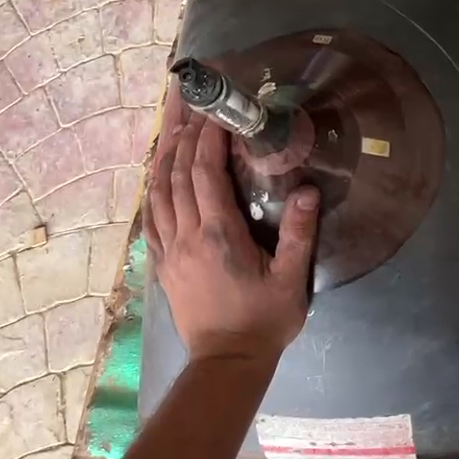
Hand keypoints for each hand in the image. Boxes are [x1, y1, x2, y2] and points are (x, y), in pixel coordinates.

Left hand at [144, 86, 318, 363]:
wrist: (226, 363)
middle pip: (176, 172)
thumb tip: (307, 189)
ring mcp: (169, 248)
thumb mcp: (291, 279)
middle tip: (188, 95)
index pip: (205, 173)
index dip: (207, 136)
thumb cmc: (264, 320)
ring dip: (163, 151)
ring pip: (157, 189)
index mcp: (217, 234)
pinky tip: (158, 170)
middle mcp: (186, 235)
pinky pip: (151, 213)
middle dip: (182, 130)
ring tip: (171, 119)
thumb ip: (298, 234)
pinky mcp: (163, 261)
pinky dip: (154, 183)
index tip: (216, 107)